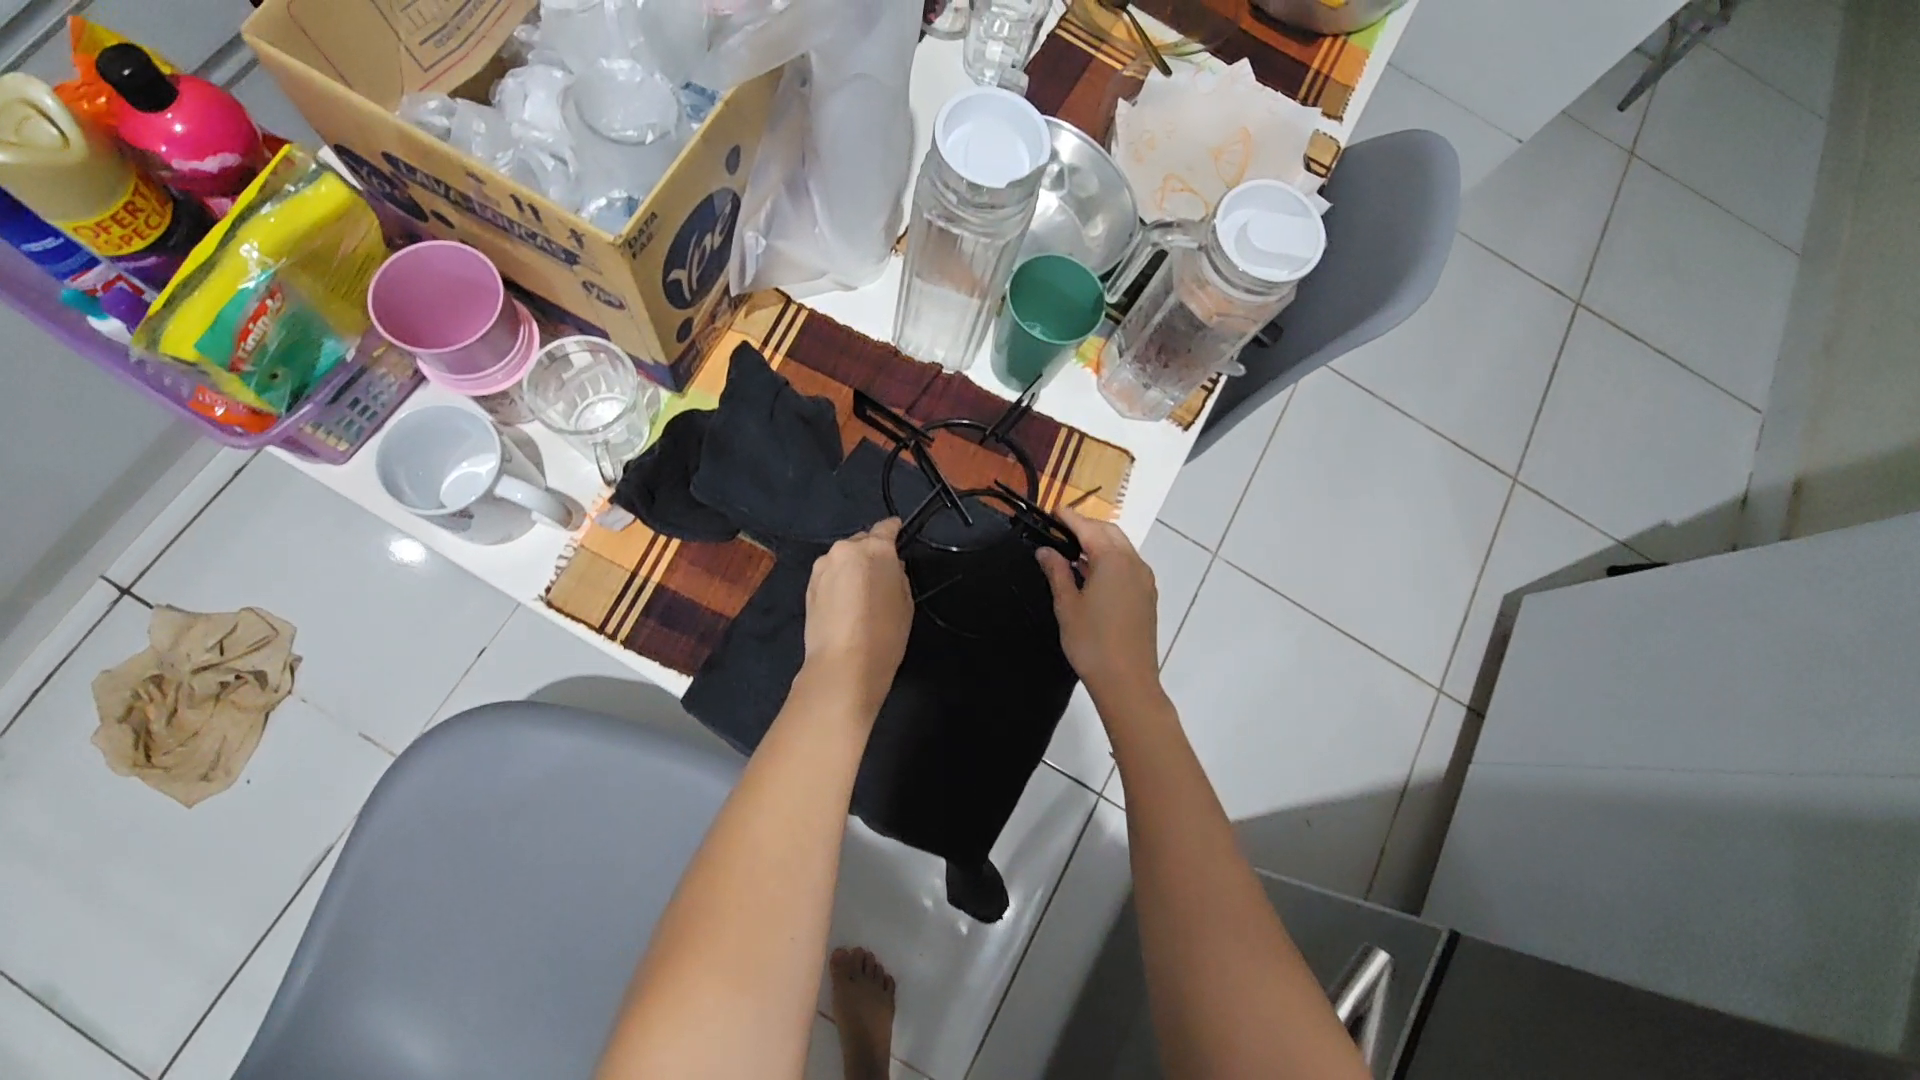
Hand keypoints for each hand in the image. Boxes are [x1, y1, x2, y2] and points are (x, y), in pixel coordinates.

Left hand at [804, 519, 913, 713]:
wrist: (843, 663)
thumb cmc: (885, 633)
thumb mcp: (906, 602)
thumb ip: (898, 575)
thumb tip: (889, 568)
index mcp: (875, 548)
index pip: (886, 527)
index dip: (894, 530)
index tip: (899, 534)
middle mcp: (845, 549)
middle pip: (861, 541)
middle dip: (871, 552)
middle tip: (881, 573)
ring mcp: (823, 566)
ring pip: (843, 558)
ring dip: (852, 567)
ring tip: (861, 591)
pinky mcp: (808, 585)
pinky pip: (830, 574)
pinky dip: (838, 580)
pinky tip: (845, 602)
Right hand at [1035, 509, 1162, 704]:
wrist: (1128, 680)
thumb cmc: (1091, 642)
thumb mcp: (1067, 605)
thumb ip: (1057, 572)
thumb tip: (1046, 551)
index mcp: (1113, 560)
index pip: (1089, 529)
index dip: (1070, 518)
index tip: (1055, 510)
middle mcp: (1134, 563)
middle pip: (1110, 533)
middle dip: (1087, 527)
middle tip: (1062, 530)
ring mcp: (1144, 580)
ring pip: (1122, 549)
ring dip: (1100, 544)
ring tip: (1074, 552)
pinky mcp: (1147, 597)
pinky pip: (1128, 566)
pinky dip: (1111, 560)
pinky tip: (1092, 574)